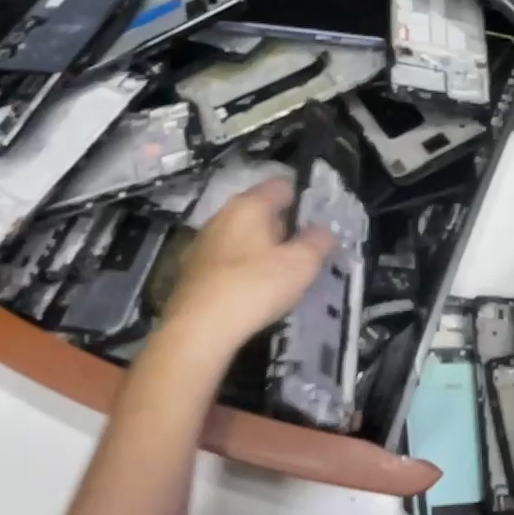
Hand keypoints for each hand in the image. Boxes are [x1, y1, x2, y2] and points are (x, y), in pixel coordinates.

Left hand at [159, 179, 333, 362]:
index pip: (281, 186)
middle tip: (303, 255)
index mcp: (249, 205)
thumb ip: (317, 242)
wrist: (199, 329)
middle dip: (282, 228)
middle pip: (260, 211)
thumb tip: (322, 231)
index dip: (303, 201)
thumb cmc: (255, 287)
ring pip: (241, 236)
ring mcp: (203, 242)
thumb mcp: (301, 265)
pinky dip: (241, 268)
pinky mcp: (191, 270)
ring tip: (279, 277)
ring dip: (261, 250)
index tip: (317, 227)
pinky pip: (226, 259)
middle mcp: (222, 215)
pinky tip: (250, 292)